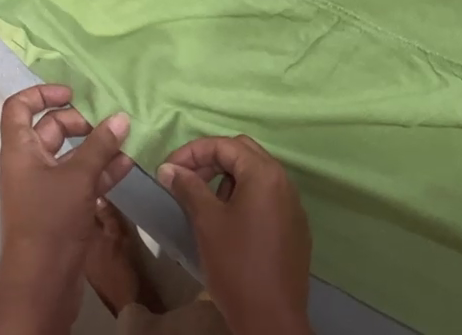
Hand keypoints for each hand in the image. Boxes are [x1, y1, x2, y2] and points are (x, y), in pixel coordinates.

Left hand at [0, 84, 132, 334]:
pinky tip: (127, 166)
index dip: (42, 93)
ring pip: (70, 156)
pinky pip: (81, 180)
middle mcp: (28, 165)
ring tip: (125, 141)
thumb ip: (100, 146)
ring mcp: (44, 189)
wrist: (41, 286)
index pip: (18, 107)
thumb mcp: (78, 178)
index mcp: (19, 150)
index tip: (72, 94)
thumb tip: (121, 117)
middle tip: (106, 124)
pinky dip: (101, 171)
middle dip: (79, 122)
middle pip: (49, 129)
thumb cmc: (50, 222)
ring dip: (96, 148)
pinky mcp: (61, 210)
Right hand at [158, 135, 311, 334]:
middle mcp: (284, 182)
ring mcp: (292, 206)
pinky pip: (266, 197)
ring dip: (226, 179)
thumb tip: (169, 168)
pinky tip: (227, 221)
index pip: (224, 145)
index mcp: (264, 174)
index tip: (167, 169)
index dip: (192, 152)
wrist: (272, 321)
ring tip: (203, 202)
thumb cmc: (236, 265)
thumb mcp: (207, 221)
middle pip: (242, 153)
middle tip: (185, 179)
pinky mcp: (294, 227)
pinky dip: (242, 196)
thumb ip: (188, 186)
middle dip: (210, 161)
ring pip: (255, 175)